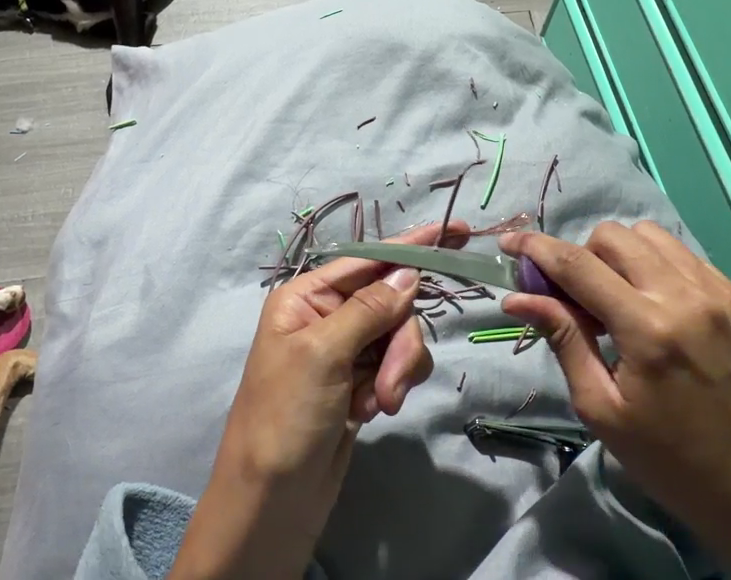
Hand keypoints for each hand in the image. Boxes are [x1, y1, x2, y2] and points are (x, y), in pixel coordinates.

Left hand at [168, 220, 469, 579]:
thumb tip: (408, 272)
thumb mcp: (323, 354)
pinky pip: (398, 366)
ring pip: (400, 336)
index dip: (411, 245)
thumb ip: (369, 310)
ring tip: (378, 405)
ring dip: (398, 369)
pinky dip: (393, 386)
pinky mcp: (361, 382)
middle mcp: (326, 316)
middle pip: (391, 302)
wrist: (273, 499)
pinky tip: (372, 411)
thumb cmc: (285, 416)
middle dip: (400, 341)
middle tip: (389, 384)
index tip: (457, 231)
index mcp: (305, 297)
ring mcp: (345, 351)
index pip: (367, 260)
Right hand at [501, 222, 730, 579]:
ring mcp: (723, 295)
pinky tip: (660, 310)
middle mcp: (687, 298)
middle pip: (614, 236)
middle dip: (584, 256)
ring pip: (653, 236)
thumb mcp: (601, 408)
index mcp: (647, 330)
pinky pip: (688, 258)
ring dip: (623, 256)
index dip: (537, 248)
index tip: (510, 244)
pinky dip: (661, 270)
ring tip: (621, 300)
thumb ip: (563, 339)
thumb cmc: (667, 458)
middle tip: (579, 298)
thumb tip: (517, 296)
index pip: (578, 265)